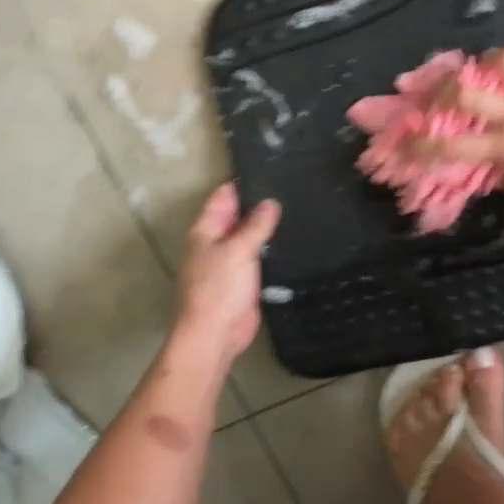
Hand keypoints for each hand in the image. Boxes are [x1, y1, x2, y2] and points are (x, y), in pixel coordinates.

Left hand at [177, 184, 280, 359]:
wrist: (215, 335)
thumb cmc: (219, 288)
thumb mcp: (238, 250)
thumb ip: (255, 225)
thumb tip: (270, 202)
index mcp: (205, 230)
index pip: (224, 196)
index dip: (245, 183)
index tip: (272, 169)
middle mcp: (215, 242)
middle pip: (237, 215)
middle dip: (259, 204)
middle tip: (291, 187)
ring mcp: (229, 262)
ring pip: (249, 236)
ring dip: (267, 228)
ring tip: (297, 208)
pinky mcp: (243, 280)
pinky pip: (258, 257)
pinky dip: (271, 249)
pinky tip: (291, 241)